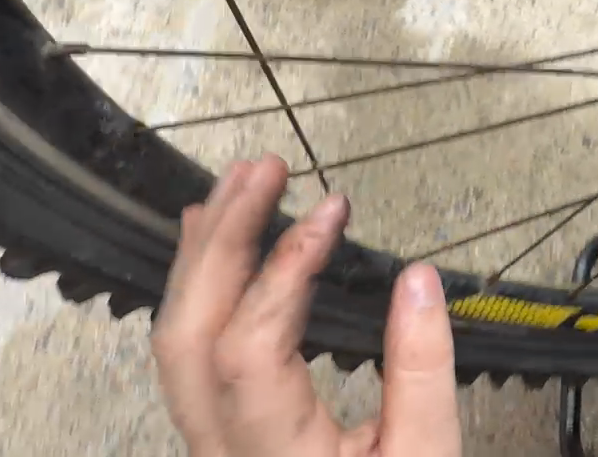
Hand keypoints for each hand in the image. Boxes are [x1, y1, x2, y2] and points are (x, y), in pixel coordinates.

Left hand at [152, 156, 461, 456]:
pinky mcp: (222, 435)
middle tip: (264, 169)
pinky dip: (200, 284)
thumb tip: (418, 276)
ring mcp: (210, 447)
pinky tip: (215, 244)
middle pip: (185, 339)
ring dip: (204, 254)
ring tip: (239, 184)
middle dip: (222, 241)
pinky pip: (190, 353)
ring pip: (174, 344)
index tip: (336, 207)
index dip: (286, 267)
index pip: (249, 350)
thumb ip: (422, 369)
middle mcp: (218, 455)